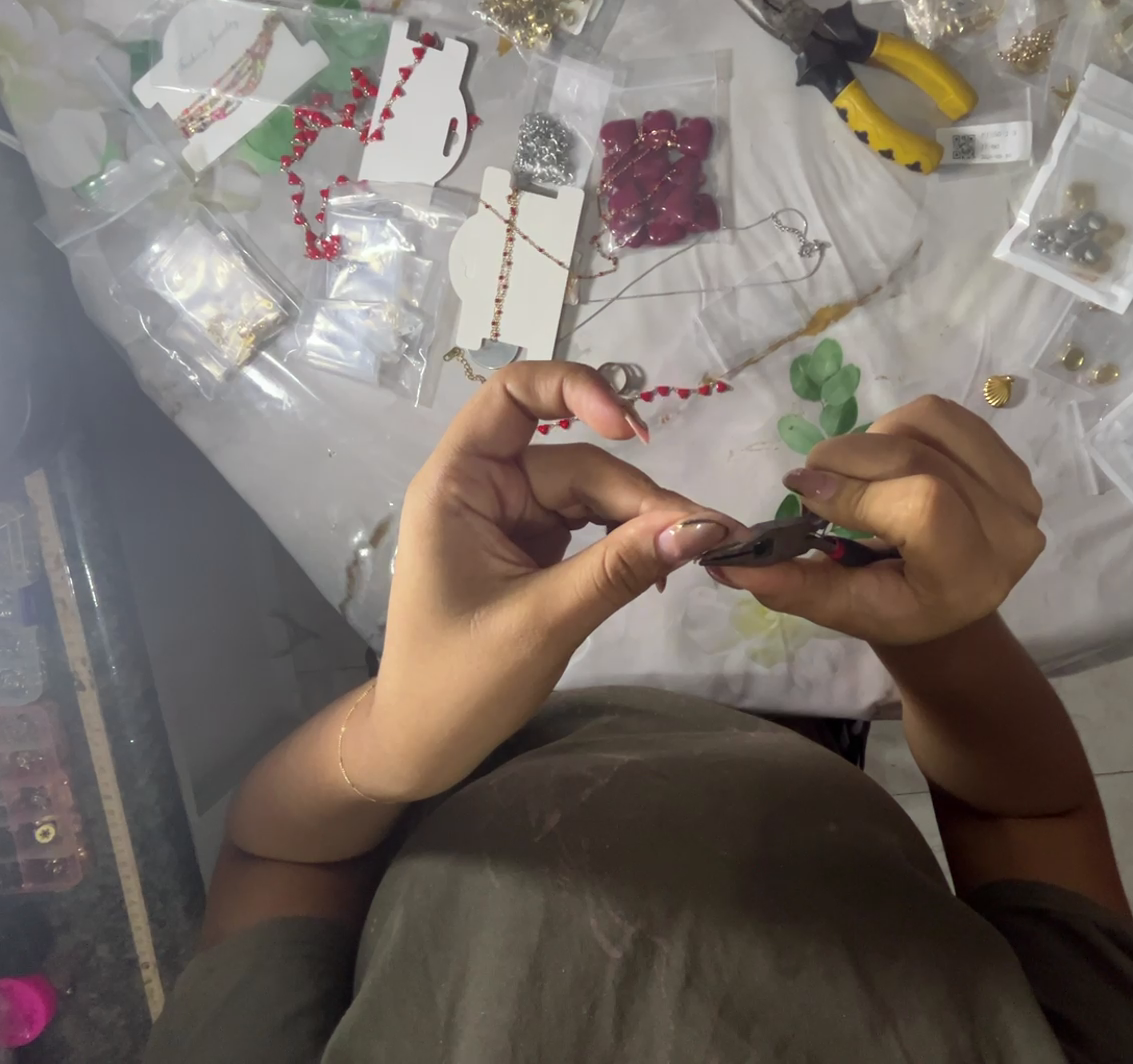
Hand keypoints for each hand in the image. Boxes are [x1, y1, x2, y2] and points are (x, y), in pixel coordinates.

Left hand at [351, 362, 736, 799]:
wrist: (423, 744)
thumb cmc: (458, 684)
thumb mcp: (544, 622)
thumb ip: (620, 569)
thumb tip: (702, 528)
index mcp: (459, 484)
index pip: (513, 396)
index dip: (574, 389)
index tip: (633, 429)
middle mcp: (486, 488)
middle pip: (577, 462)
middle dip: (639, 498)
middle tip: (708, 537)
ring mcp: (513, 518)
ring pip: (594, 495)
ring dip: (644, 521)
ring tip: (697, 552)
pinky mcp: (535, 547)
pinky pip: (592, 527)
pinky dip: (628, 543)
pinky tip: (661, 566)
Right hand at [710, 395, 1042, 644]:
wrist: (946, 605)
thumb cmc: (891, 610)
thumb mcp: (839, 607)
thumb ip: (789, 585)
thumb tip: (725, 560)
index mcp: (970, 578)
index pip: (921, 506)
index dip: (854, 490)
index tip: (802, 490)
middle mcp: (1010, 532)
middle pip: (917, 458)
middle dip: (847, 458)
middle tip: (810, 476)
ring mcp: (1019, 491)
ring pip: (927, 423)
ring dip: (873, 439)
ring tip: (854, 473)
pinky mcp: (1011, 462)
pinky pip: (944, 415)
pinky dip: (899, 425)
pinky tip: (885, 457)